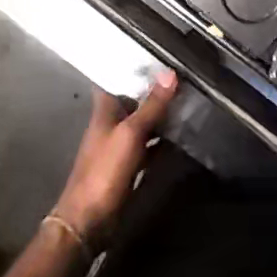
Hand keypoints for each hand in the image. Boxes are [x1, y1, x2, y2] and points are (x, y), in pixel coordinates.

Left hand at [51, 71, 177, 238]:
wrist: (88, 220)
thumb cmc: (104, 170)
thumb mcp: (131, 133)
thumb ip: (151, 105)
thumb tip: (170, 72)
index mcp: (104, 110)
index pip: (117, 80)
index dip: (133, 68)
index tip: (157, 56)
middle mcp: (110, 124)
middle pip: (133, 100)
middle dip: (154, 91)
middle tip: (183, 78)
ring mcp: (118, 146)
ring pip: (141, 122)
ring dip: (160, 115)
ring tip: (187, 101)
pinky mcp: (127, 166)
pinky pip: (147, 145)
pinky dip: (161, 139)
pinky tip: (180, 136)